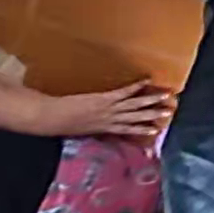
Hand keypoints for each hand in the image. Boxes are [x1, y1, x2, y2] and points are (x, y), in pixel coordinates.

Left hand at [30, 81, 174, 137]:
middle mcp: (110, 119)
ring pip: (135, 104)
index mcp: (102, 128)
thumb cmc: (54, 126)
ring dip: (151, 100)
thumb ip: (89, 128)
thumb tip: (96, 127)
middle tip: (169, 112)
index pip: (126, 129)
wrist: (44, 118)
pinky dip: (137, 86)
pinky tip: (147, 80)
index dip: (142, 130)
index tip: (156, 130)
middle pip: (136, 116)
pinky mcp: (104, 98)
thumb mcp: (74, 132)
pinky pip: (124, 91)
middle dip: (153, 114)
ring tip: (166, 95)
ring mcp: (108, 108)